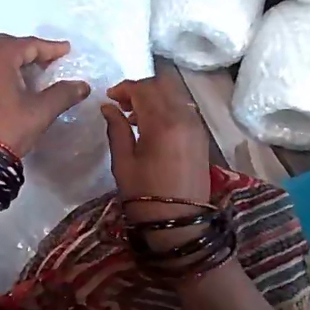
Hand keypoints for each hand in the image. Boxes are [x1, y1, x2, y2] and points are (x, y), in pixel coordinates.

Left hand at [0, 35, 90, 156]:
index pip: (28, 45)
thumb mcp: (39, 112)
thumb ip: (62, 94)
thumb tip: (83, 86)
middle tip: (46, 60)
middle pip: (6, 45)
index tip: (66, 50)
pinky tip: (2, 82)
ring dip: (7, 58)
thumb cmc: (6, 128)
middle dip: (27, 51)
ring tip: (24, 70)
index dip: (50, 48)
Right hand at [101, 65, 212, 226]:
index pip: (143, 89)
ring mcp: (196, 126)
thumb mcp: (123, 162)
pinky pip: (183, 109)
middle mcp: (183, 118)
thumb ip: (117, 129)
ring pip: (175, 95)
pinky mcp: (200, 136)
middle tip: (121, 103)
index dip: (124, 88)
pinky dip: (166, 107)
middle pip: (162, 86)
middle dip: (140, 88)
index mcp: (162, 124)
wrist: (180, 224)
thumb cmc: (144, 196)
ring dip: (154, 97)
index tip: (109, 97)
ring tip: (134, 115)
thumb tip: (109, 107)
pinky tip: (151, 125)